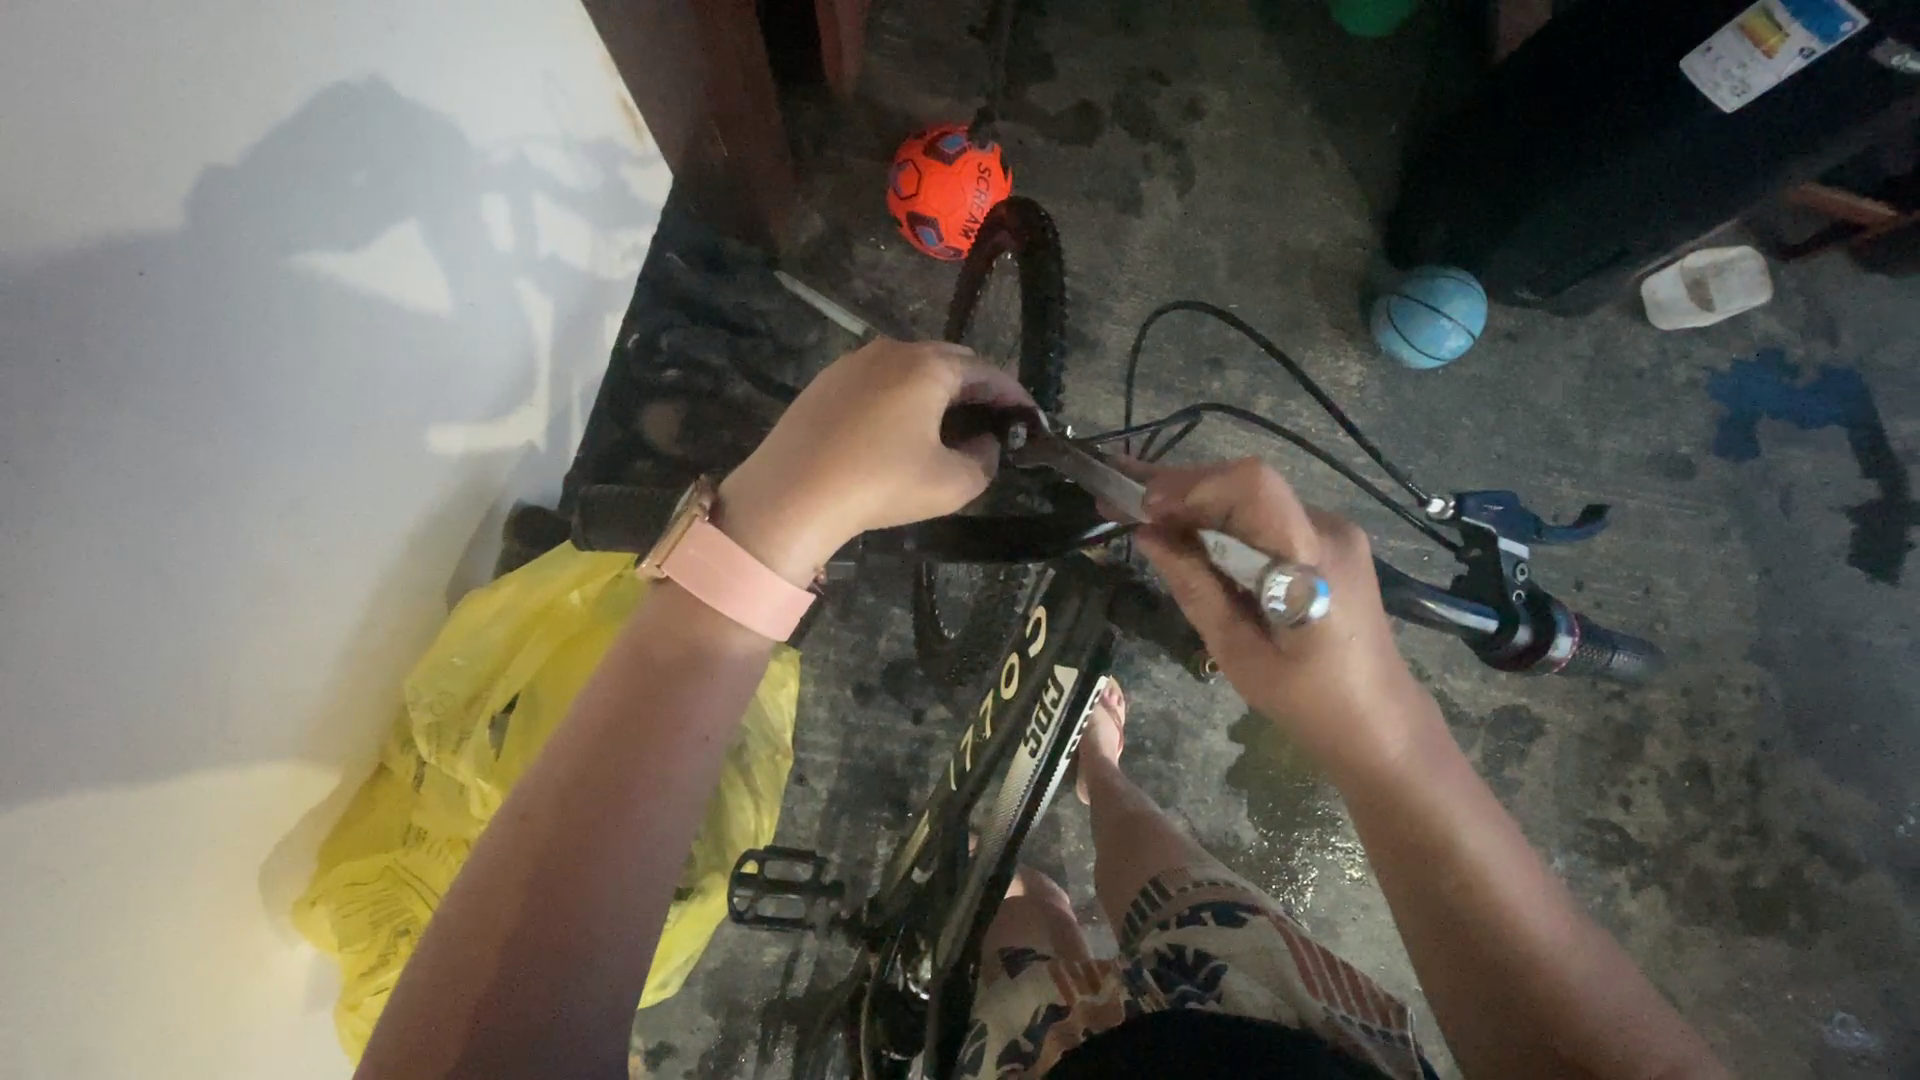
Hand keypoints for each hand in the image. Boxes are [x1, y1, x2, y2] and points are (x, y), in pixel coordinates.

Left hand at [716, 338, 1033, 583]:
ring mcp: (853, 363)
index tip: (1028, 418)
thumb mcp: (951, 484)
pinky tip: (898, 431)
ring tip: (947, 428)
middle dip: (976, 390)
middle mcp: (891, 351)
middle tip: (991, 423)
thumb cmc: (880, 484)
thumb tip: (983, 443)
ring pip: (910, 370)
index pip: (986, 372)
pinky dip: (900, 399)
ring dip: (936, 393)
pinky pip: (878, 382)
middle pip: (949, 362)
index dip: (1013, 396)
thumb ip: (984, 460)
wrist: (791, 494)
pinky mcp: (826, 383)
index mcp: (929, 367)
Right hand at [1132, 458, 1438, 776]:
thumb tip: (1146, 534)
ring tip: (1137, 512)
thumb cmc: (1306, 699)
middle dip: (1177, 490)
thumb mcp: (1235, 651)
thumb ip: (1193, 586)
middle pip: (1244, 485)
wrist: (1378, 719)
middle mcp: (1327, 530)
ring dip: (1193, 502)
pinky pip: (1262, 515)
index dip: (1192, 485)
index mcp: (1310, 563)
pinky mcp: (1325, 540)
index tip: (1142, 506)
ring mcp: (1332, 531)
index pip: (1253, 488)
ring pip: (1249, 497)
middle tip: (1115, 499)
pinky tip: (1182, 532)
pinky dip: (1217, 519)